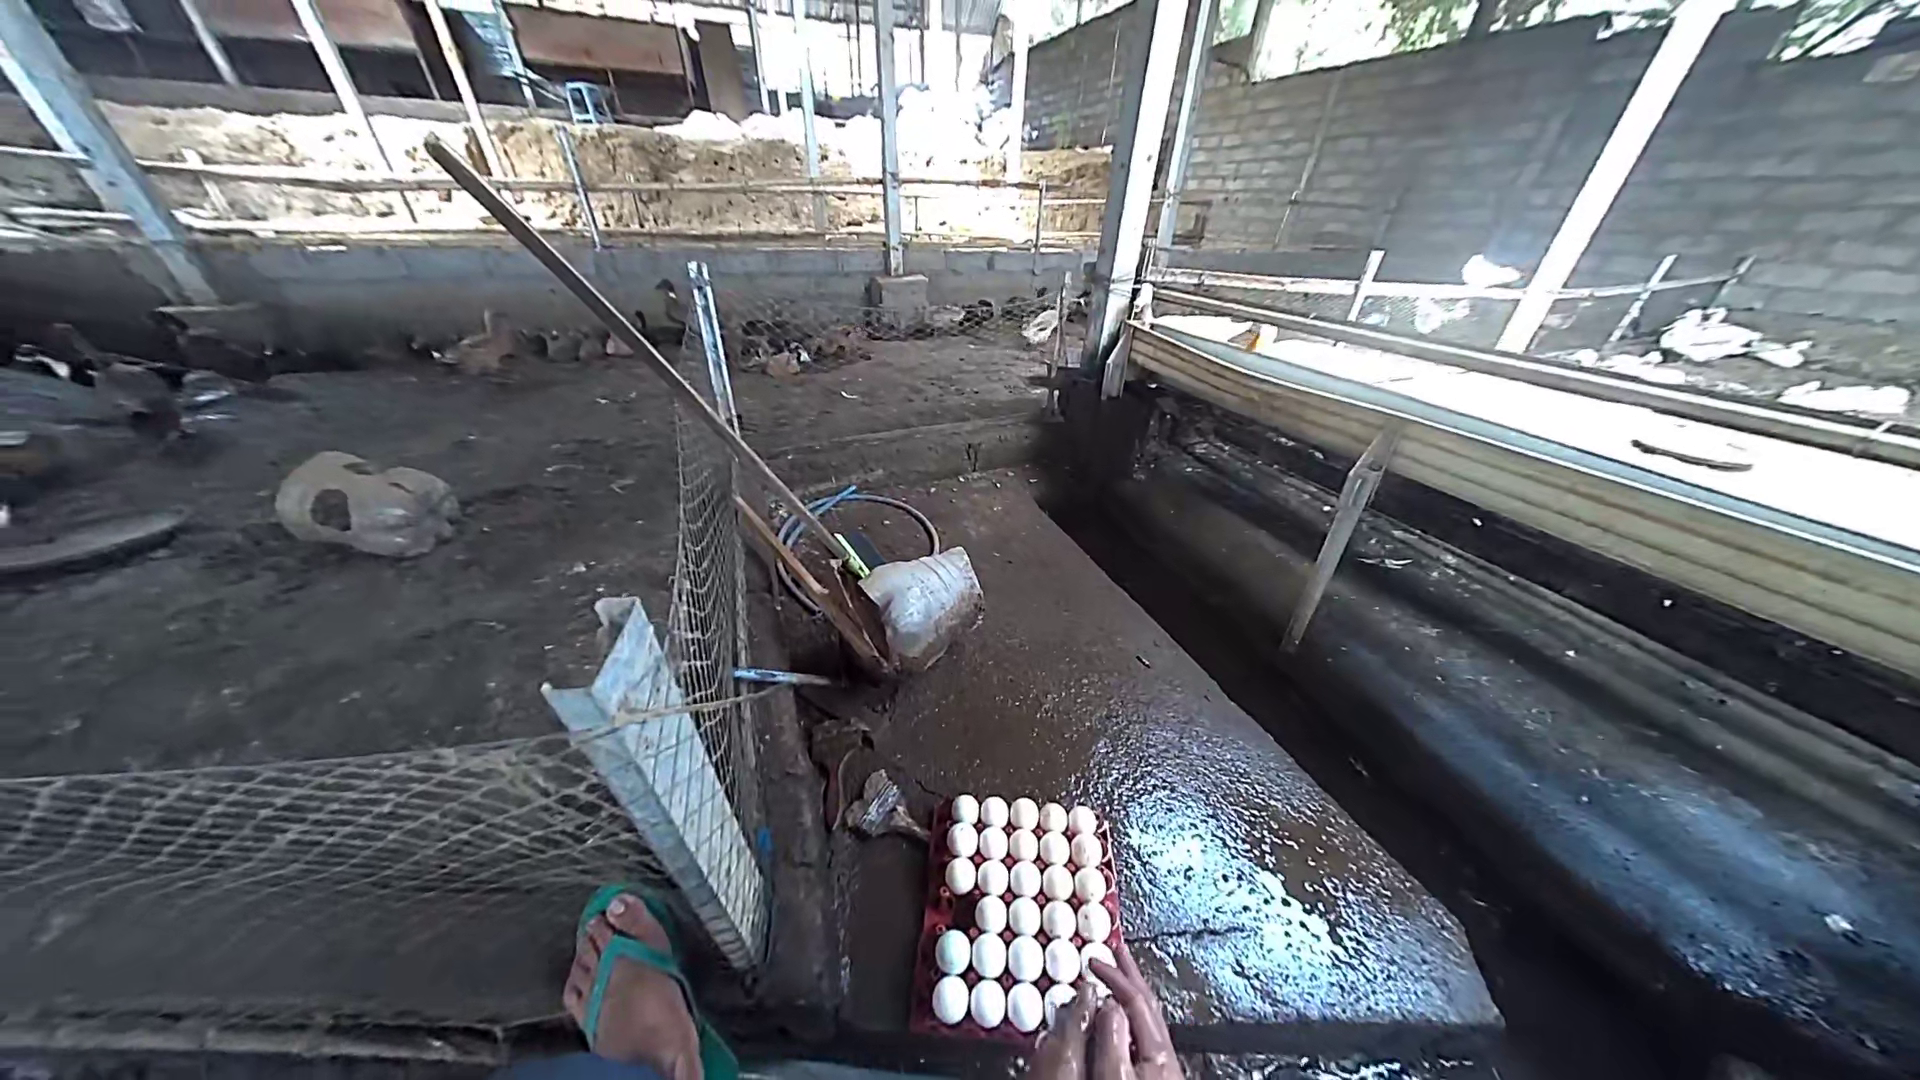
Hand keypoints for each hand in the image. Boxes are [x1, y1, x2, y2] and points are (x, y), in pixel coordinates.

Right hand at [1087, 942, 1180, 1079]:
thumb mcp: (1116, 1077)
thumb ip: (1111, 1039)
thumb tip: (1106, 1002)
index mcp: (1158, 1052)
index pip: (1136, 1000)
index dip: (1114, 975)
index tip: (1093, 960)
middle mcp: (1165, 1056)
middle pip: (1147, 1002)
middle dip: (1129, 972)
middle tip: (1116, 948)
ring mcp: (1164, 1068)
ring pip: (1147, 1017)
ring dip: (1129, 990)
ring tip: (1117, 975)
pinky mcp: (1158, 1078)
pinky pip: (1141, 1032)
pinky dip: (1128, 1012)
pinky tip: (1118, 1018)